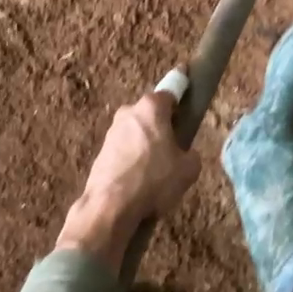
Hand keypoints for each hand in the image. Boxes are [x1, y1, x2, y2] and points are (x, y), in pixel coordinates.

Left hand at [55, 90, 201, 274]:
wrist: (109, 207)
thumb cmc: (154, 180)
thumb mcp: (188, 169)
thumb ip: (191, 154)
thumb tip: (184, 154)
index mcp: (152, 107)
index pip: (173, 87)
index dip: (184, 87)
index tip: (189, 83)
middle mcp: (129, 111)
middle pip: (152, 112)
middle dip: (164, 124)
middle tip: (176, 147)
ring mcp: (112, 132)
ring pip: (137, 132)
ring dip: (147, 144)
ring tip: (157, 172)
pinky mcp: (101, 152)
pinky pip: (125, 151)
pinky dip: (133, 160)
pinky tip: (140, 182)